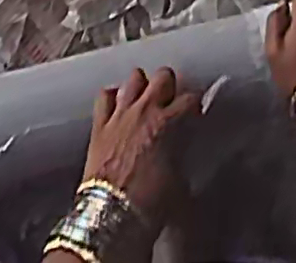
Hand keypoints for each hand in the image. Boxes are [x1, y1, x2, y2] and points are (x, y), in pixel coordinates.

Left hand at [83, 67, 199, 226]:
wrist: (109, 219)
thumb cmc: (147, 205)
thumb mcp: (179, 182)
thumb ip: (183, 157)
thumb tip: (184, 155)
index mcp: (168, 123)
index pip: (190, 98)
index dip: (195, 104)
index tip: (196, 112)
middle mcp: (145, 110)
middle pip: (163, 75)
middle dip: (169, 86)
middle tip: (170, 101)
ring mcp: (121, 114)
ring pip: (135, 77)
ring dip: (142, 87)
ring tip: (144, 99)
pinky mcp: (99, 124)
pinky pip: (105, 95)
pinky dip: (113, 97)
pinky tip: (118, 106)